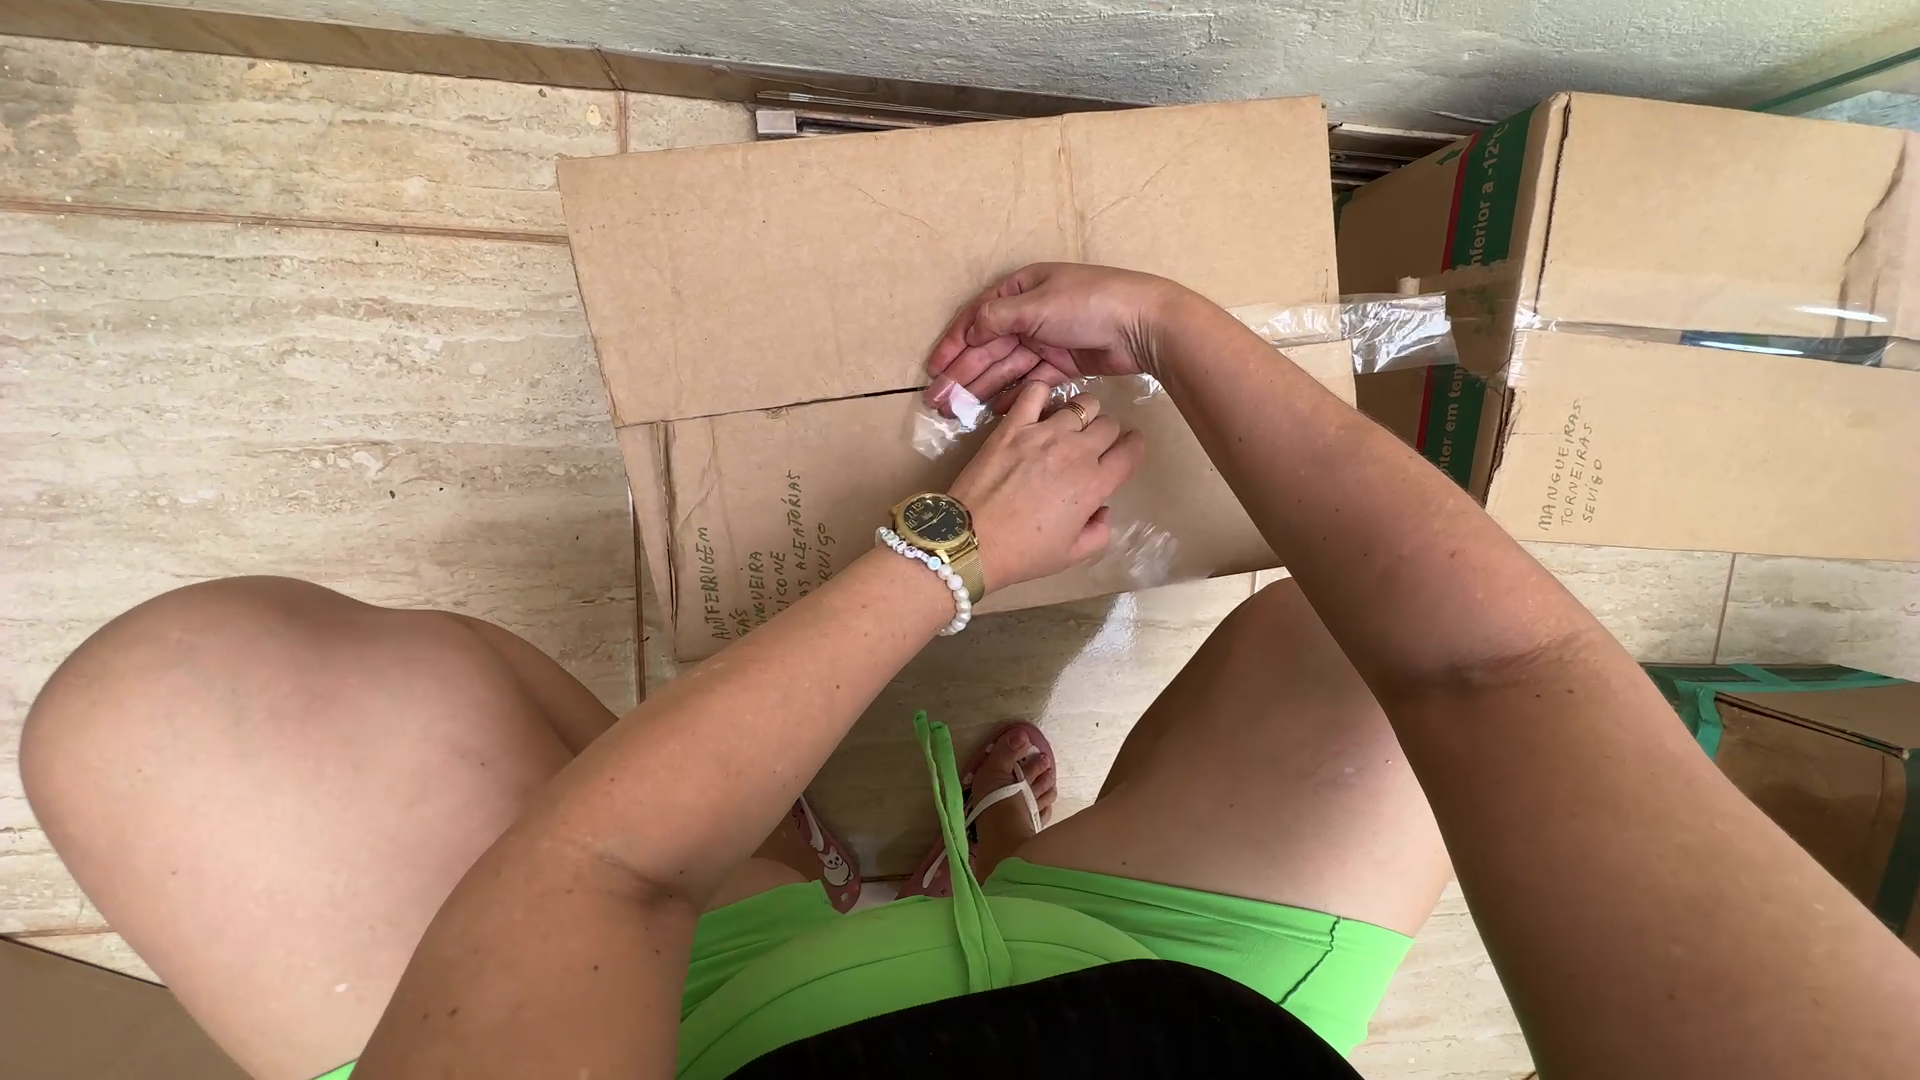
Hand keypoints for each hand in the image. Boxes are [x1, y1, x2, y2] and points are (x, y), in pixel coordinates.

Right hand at [925, 263, 1188, 415]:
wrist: (1142, 325)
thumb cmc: (1087, 303)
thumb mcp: (1037, 305)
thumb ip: (997, 319)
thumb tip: (968, 332)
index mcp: (1021, 290)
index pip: (977, 319)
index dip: (953, 344)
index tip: (933, 369)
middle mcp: (1030, 314)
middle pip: (988, 347)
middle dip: (962, 373)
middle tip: (938, 401)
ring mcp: (1046, 340)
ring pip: (1006, 367)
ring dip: (981, 388)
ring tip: (957, 411)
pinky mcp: (1063, 365)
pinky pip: (1030, 382)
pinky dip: (1013, 395)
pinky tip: (993, 411)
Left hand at [947, 382, 1144, 591]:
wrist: (971, 540)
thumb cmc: (1022, 553)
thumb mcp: (1071, 555)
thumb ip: (1099, 533)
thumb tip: (1101, 511)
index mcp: (1095, 484)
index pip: (1131, 450)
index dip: (1133, 447)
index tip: (1127, 449)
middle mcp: (1076, 452)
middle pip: (1108, 424)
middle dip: (1107, 433)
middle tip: (1093, 444)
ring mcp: (1043, 434)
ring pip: (1081, 404)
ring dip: (1082, 413)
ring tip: (1069, 424)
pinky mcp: (1012, 426)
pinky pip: (1036, 392)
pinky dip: (1042, 394)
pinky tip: (1040, 407)